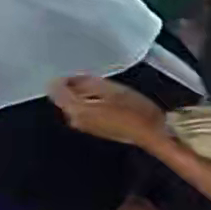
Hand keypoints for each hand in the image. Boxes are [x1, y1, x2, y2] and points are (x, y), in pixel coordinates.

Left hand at [47, 75, 167, 146]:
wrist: (154, 134)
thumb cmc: (136, 112)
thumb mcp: (113, 90)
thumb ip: (87, 83)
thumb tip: (71, 79)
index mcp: (75, 109)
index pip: (55, 88)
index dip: (68, 78)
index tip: (85, 76)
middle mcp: (75, 120)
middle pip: (68, 97)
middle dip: (81, 88)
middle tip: (104, 84)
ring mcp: (87, 127)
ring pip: (80, 105)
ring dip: (92, 97)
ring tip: (114, 94)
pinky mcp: (99, 131)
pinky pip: (90, 113)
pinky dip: (99, 106)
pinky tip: (117, 106)